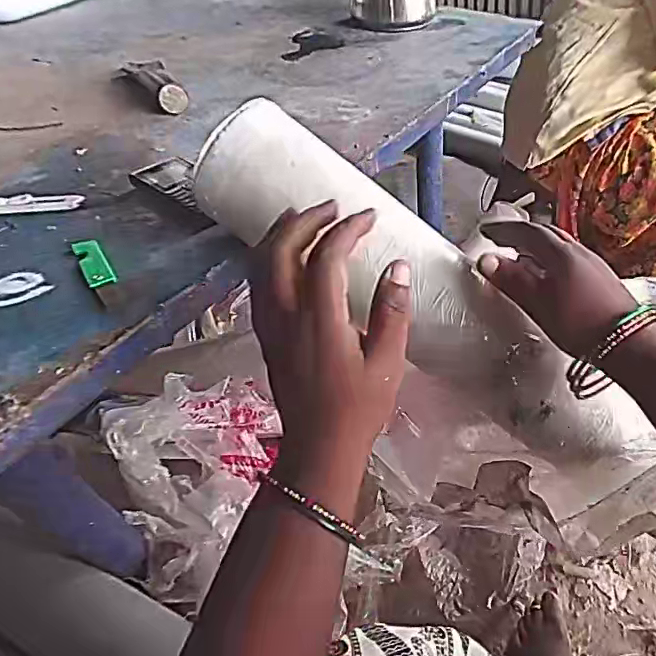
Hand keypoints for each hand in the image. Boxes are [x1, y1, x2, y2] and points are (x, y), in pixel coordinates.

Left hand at [252, 202, 411, 483]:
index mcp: (319, 319)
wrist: (317, 447)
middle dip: (306, 220)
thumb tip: (398, 268)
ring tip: (303, 218)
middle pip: (282, 250)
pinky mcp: (264, 335)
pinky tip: (285, 256)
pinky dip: (270, 258)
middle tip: (332, 208)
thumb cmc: (357, 409)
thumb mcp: (387, 364)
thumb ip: (392, 312)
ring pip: (261, 264)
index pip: (327, 256)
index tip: (368, 217)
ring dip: (281, 235)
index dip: (347, 230)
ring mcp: (269, 324)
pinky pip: (258, 283)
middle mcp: (286, 315)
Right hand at [475, 220, 639, 356]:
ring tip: (518, 257)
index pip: (527, 232)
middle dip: (520, 234)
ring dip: (536, 246)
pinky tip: (545, 275)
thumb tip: (486, 260)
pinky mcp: (599, 278)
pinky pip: (568, 258)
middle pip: (545, 234)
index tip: (486, 230)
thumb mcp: (538, 303)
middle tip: (500, 239)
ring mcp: (592, 264)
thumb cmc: (580, 324)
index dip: (504, 229)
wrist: (628, 342)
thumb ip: (512, 279)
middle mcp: (579, 252)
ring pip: (558, 245)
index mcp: (561, 254)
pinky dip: (549, 258)